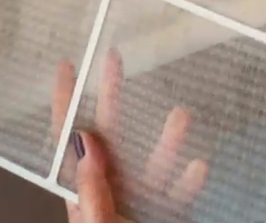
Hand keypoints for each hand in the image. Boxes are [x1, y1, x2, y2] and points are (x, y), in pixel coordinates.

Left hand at [53, 51, 208, 222]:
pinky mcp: (166, 213)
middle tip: (113, 58)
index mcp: (85, 194)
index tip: (66, 67)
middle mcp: (111, 191)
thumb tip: (85, 141)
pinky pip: (179, 192)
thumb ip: (92, 190)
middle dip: (111, 95)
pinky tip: (199, 166)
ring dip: (168, 140)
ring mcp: (140, 201)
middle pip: (110, 136)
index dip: (67, 104)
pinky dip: (189, 180)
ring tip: (181, 116)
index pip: (70, 142)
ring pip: (153, 163)